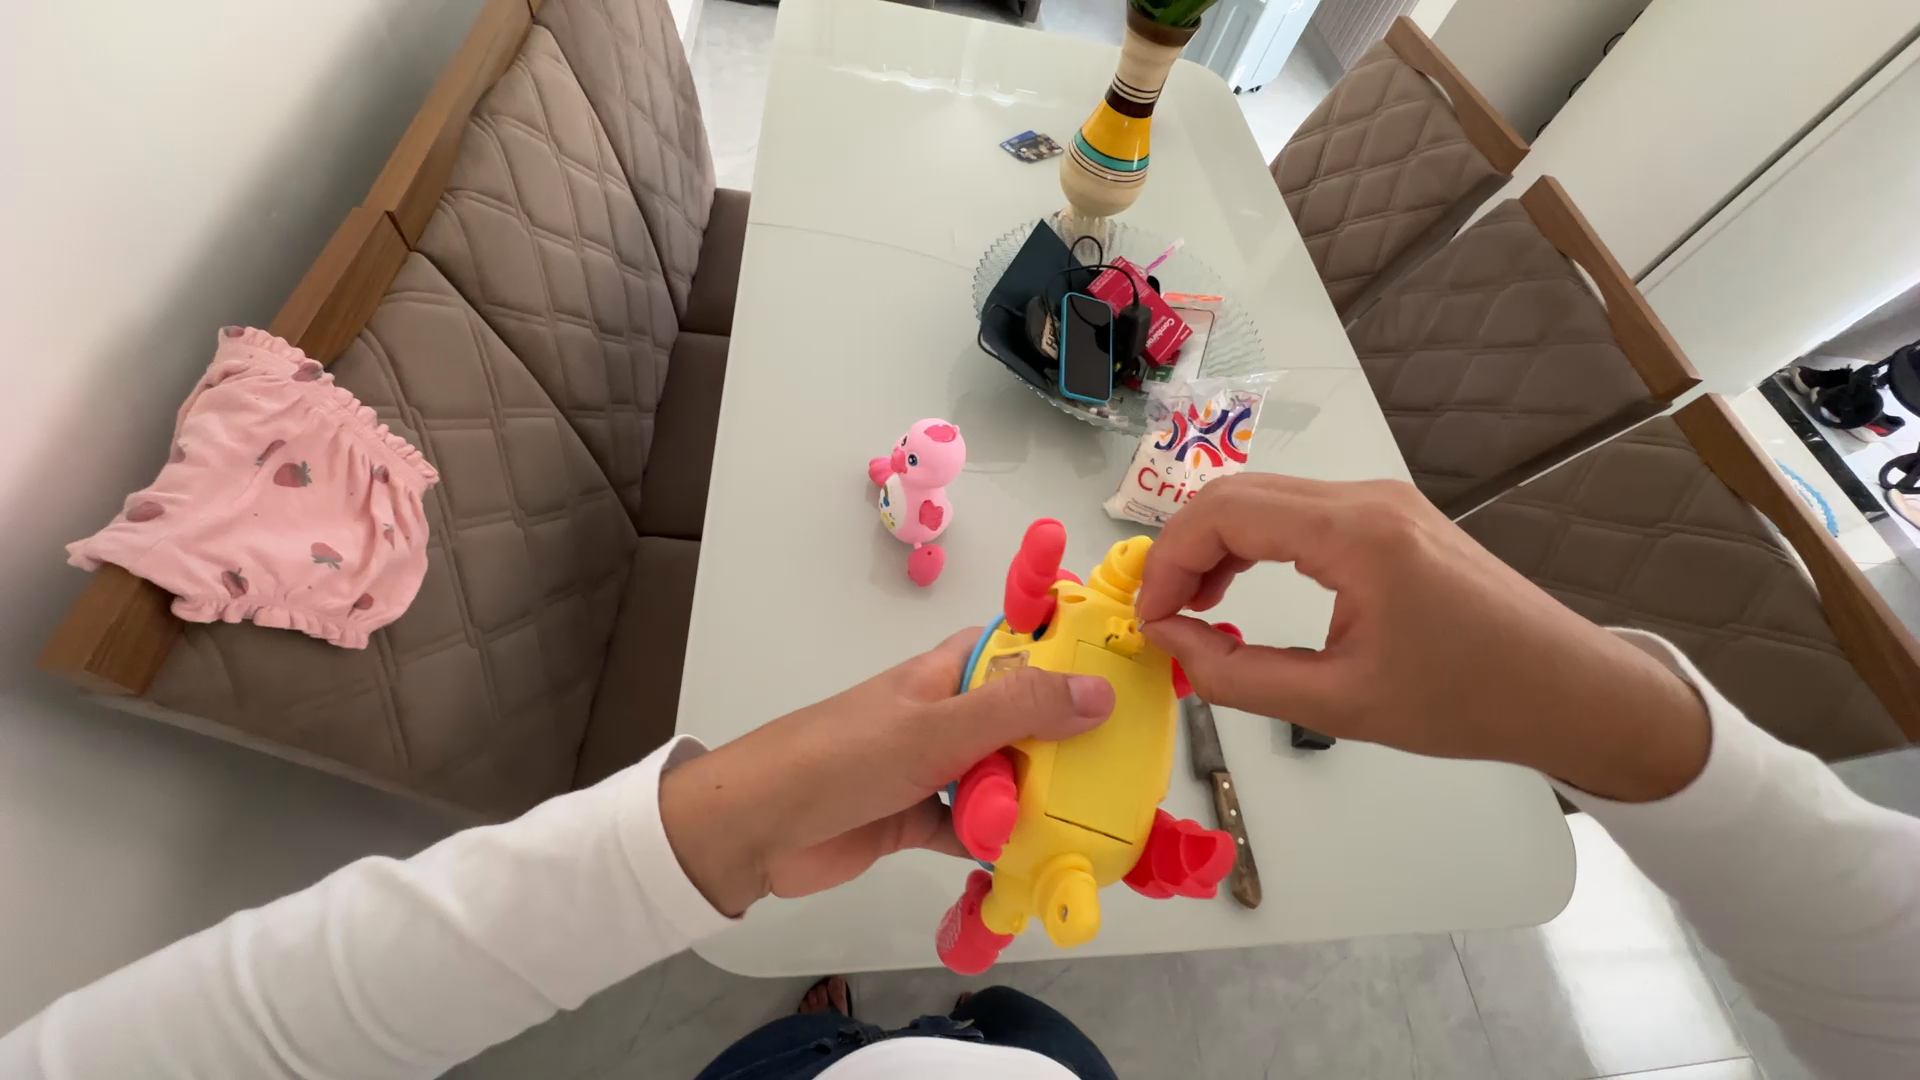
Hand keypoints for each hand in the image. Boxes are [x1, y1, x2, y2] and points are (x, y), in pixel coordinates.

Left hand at [658, 631, 1115, 915]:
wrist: (758, 828)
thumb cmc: (848, 756)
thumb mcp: (937, 727)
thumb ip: (1017, 709)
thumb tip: (1102, 692)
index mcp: (951, 671)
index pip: (1022, 648)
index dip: (1072, 658)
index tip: (1128, 680)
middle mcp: (949, 712)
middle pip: (1024, 720)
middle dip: (1066, 746)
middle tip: (1124, 775)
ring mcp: (936, 765)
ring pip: (1004, 776)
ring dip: (1036, 800)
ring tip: (1092, 827)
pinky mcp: (922, 815)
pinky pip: (976, 826)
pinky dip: (1000, 843)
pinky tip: (1035, 864)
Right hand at [1137, 475, 1709, 801]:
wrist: (1573, 689)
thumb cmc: (1463, 703)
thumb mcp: (1336, 705)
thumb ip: (1234, 674)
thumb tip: (1167, 637)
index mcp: (1356, 535)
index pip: (1223, 514)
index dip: (1169, 562)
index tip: (1152, 618)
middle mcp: (1363, 496)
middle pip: (1231, 493)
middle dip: (1180, 549)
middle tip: (1165, 612)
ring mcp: (1376, 497)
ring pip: (1256, 496)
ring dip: (1211, 543)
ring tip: (1197, 604)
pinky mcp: (1383, 512)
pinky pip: (1290, 510)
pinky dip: (1248, 541)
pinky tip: (1239, 584)